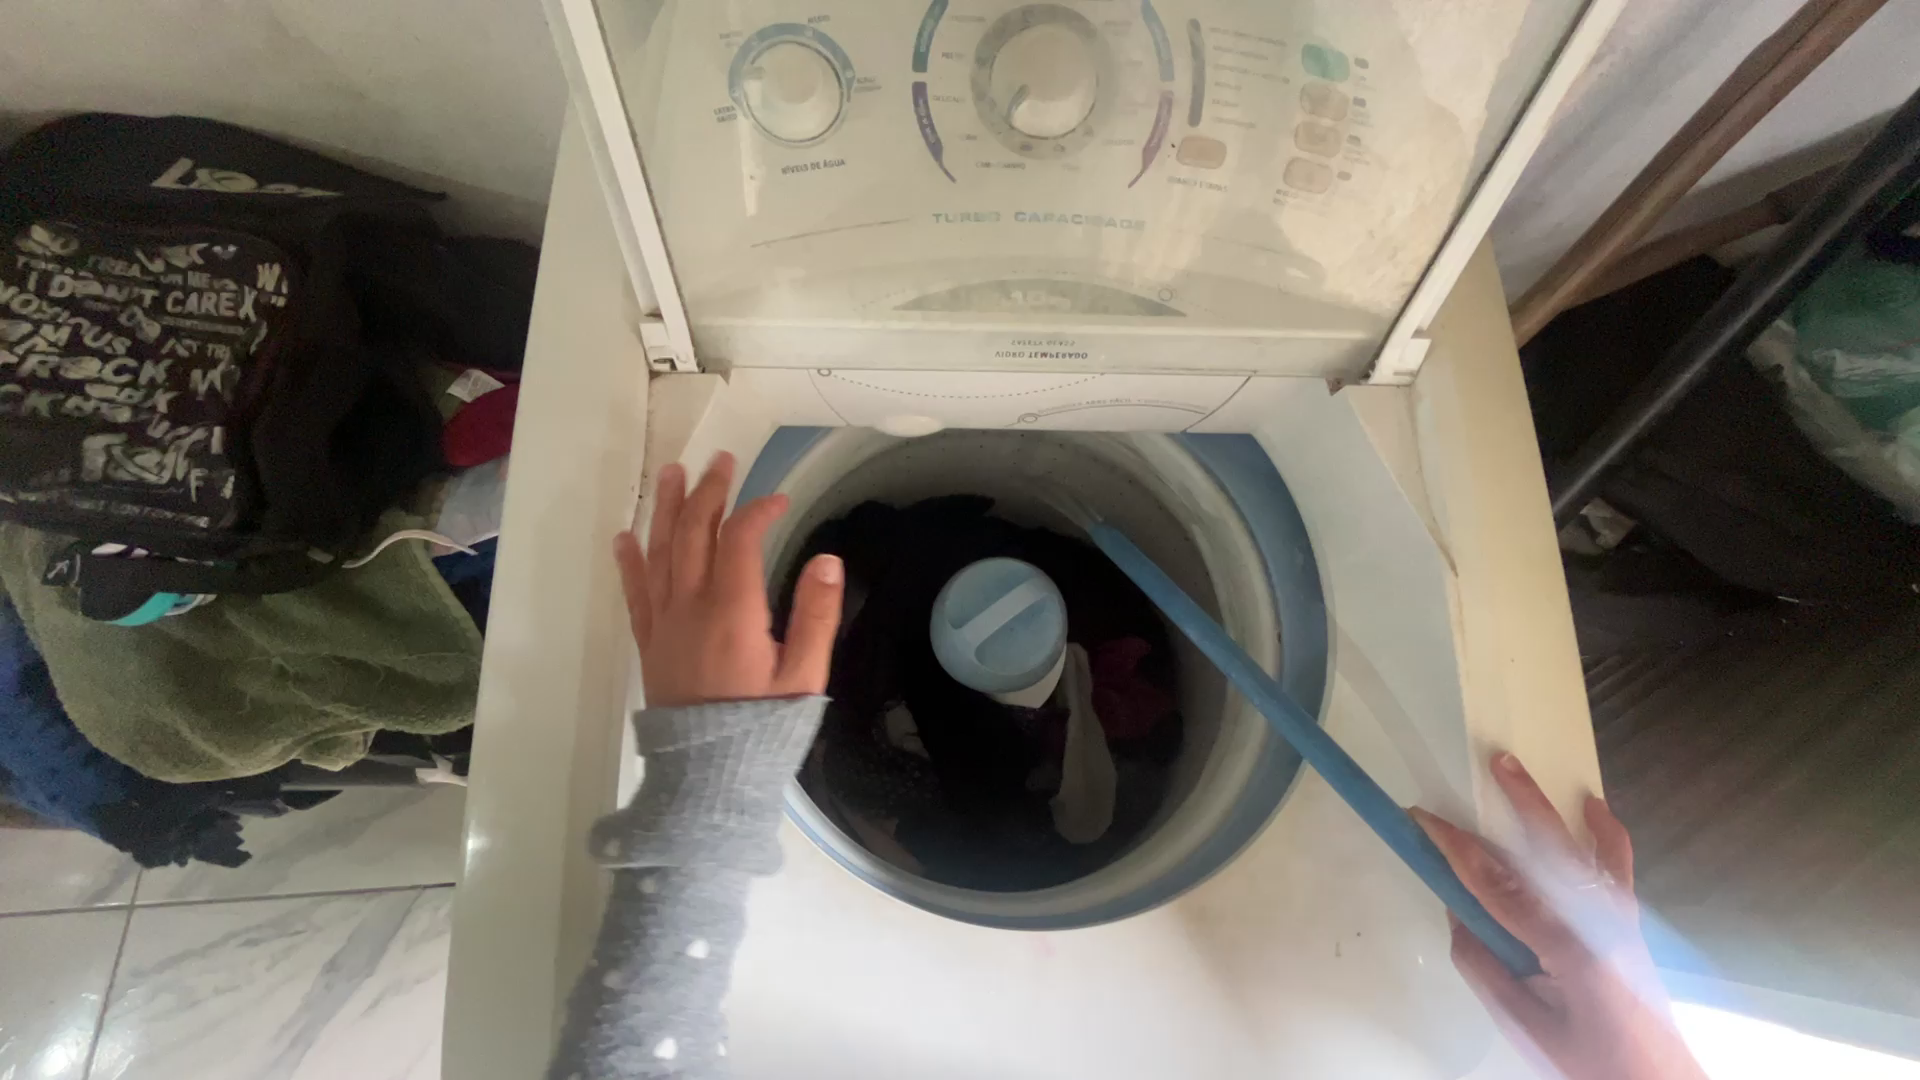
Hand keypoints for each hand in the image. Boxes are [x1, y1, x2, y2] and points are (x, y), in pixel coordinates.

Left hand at [614, 452, 843, 707]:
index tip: (780, 499)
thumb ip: (818, 616)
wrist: (709, 778)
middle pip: (694, 535)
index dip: (759, 510)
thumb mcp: (805, 676)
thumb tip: (828, 559)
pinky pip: (636, 593)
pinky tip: (626, 536)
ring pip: (660, 554)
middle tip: (720, 460)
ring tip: (671, 473)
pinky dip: (630, 561)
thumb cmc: (764, 727)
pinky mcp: (650, 643)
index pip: (740, 540)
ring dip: (666, 510)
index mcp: (733, 611)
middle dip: (708, 493)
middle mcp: (691, 607)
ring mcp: (664, 624)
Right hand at [1413, 754, 1706, 1079]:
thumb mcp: (1524, 1027)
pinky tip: (1594, 807)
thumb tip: (1455, 909)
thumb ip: (1483, 966)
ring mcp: (1620, 923)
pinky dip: (1605, 834)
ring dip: (1541, 806)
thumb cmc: (1592, 1066)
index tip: (1421, 818)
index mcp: (1570, 952)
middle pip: (1545, 851)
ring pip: (1578, 848)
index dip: (1455, 847)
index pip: (1497, 885)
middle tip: (1470, 773)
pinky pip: (1616, 869)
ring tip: (1511, 767)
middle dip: (1505, 806)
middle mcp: (1601, 926)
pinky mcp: (1628, 926)